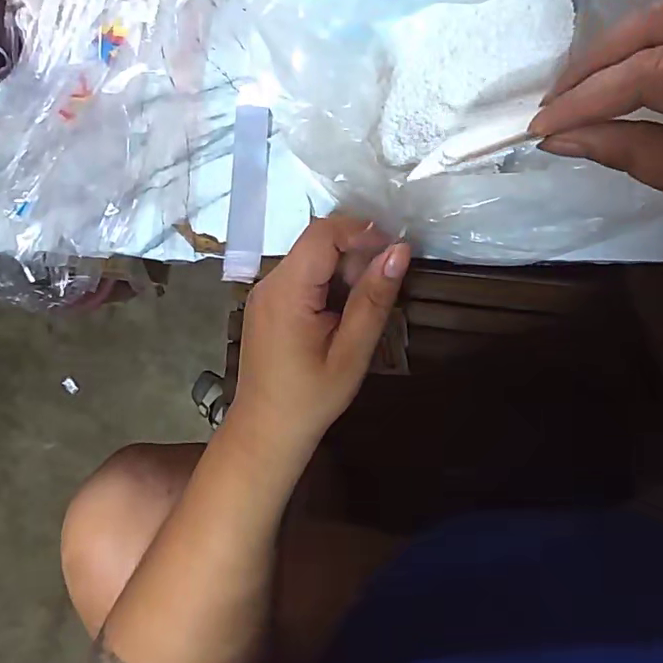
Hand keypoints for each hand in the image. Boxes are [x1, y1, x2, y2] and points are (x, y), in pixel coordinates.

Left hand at [232, 217, 409, 454]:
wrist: (266, 432)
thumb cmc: (310, 398)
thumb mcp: (352, 351)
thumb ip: (374, 298)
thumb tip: (399, 251)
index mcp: (286, 291)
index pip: (322, 233)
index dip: (361, 231)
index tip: (393, 249)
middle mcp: (269, 282)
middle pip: (316, 241)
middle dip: (354, 251)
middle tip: (381, 284)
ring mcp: (264, 291)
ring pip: (310, 256)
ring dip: (342, 267)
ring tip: (362, 304)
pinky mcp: (266, 302)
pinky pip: (300, 274)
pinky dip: (326, 280)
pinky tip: (341, 311)